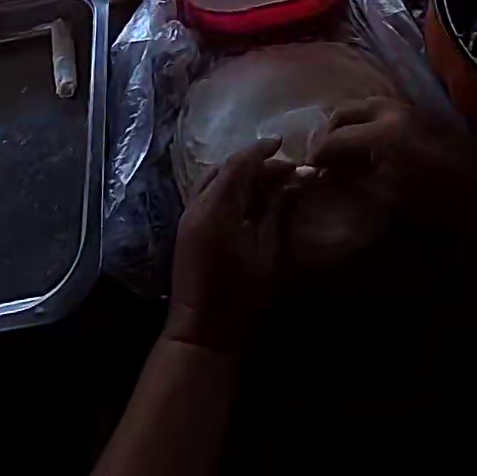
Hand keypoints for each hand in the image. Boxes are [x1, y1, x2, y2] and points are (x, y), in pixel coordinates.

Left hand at [165, 138, 297, 352]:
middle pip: (224, 169)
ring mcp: (188, 216)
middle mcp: (196, 205)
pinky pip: (206, 194)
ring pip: (212, 179)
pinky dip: (227, 187)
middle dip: (253, 163)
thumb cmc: (240, 299)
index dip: (261, 151)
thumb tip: (289, 185)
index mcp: (216, 209)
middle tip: (283, 169)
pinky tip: (248, 196)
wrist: (201, 331)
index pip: (238, 165)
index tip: (283, 144)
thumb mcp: (265, 254)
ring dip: (238, 173)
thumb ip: (274, 214)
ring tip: (269, 179)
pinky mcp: (187, 227)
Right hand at [303, 98, 476, 211]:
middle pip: (344, 112)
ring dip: (349, 126)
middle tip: (324, 157)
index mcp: (383, 131)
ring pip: (364, 107)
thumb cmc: (440, 202)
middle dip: (329, 133)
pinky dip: (368, 124)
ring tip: (346, 152)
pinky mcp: (423, 115)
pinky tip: (372, 149)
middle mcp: (393, 110)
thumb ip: (352, 181)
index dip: (319, 154)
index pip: (336, 138)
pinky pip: (383, 111)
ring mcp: (410, 109)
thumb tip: (323, 176)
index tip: (309, 169)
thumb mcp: (389, 196)